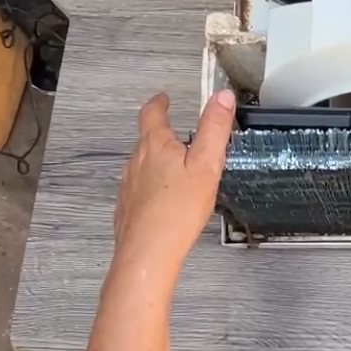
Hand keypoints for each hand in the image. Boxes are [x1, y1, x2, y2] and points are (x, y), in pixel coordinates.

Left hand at [111, 91, 235, 273]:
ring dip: (159, 161)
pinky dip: (154, 187)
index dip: (159, 103)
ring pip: (144, 164)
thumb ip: (215, 128)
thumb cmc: (177, 211)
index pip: (153, 113)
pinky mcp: (128, 206)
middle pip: (147, 139)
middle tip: (179, 135)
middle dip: (163, 134)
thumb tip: (222, 97)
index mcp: (156, 145)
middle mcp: (137, 161)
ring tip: (179, 169)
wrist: (148, 253)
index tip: (164, 98)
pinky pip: (140, 188)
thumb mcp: (206, 164)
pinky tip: (168, 200)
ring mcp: (129, 184)